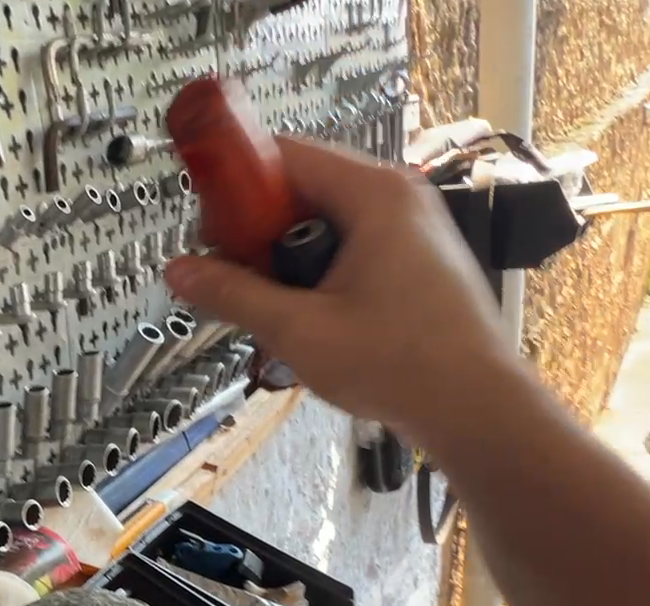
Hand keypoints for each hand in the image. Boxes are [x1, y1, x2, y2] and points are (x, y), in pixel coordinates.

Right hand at [164, 138, 523, 440]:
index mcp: (373, 195)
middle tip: (230, 279)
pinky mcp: (405, 258)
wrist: (471, 405)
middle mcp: (393, 198)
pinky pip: (338, 246)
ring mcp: (404, 227)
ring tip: (266, 306)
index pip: (283, 156)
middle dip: (252, 232)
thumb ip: (233, 295)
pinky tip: (298, 313)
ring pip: (315, 223)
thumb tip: (178, 270)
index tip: (205, 232)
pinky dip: (306, 271)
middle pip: (297, 189)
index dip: (233, 186)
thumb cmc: (395, 363)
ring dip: (277, 259)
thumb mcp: (297, 329)